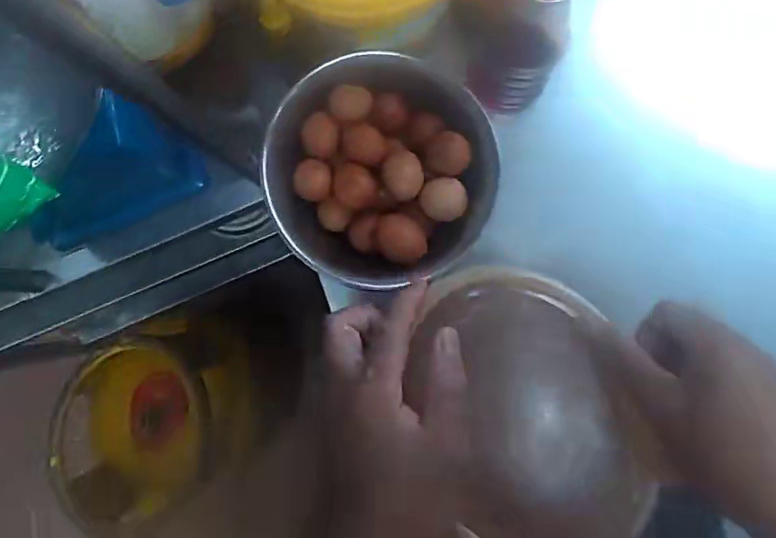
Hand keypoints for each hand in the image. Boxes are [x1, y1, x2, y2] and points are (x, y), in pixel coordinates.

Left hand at [324, 281, 468, 537]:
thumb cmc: (416, 497)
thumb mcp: (446, 446)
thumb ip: (446, 384)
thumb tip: (444, 333)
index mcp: (371, 386)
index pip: (389, 328)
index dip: (407, 299)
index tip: (423, 277)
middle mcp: (341, 385)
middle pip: (339, 327)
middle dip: (366, 313)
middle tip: (400, 322)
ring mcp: (329, 404)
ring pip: (333, 348)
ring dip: (358, 334)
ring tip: (395, 347)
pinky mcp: (328, 422)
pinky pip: (336, 369)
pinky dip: (355, 356)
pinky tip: (384, 377)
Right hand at [597, 302, 775, 537]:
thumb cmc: (725, 453)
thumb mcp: (662, 408)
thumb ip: (624, 361)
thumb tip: (588, 321)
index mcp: (715, 339)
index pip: (663, 311)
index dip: (642, 340)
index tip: (644, 382)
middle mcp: (747, 345)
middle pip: (690, 334)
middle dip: (667, 363)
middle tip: (663, 406)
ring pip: (716, 361)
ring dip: (694, 383)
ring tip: (691, 425)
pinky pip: (743, 383)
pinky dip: (723, 399)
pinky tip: (727, 440)